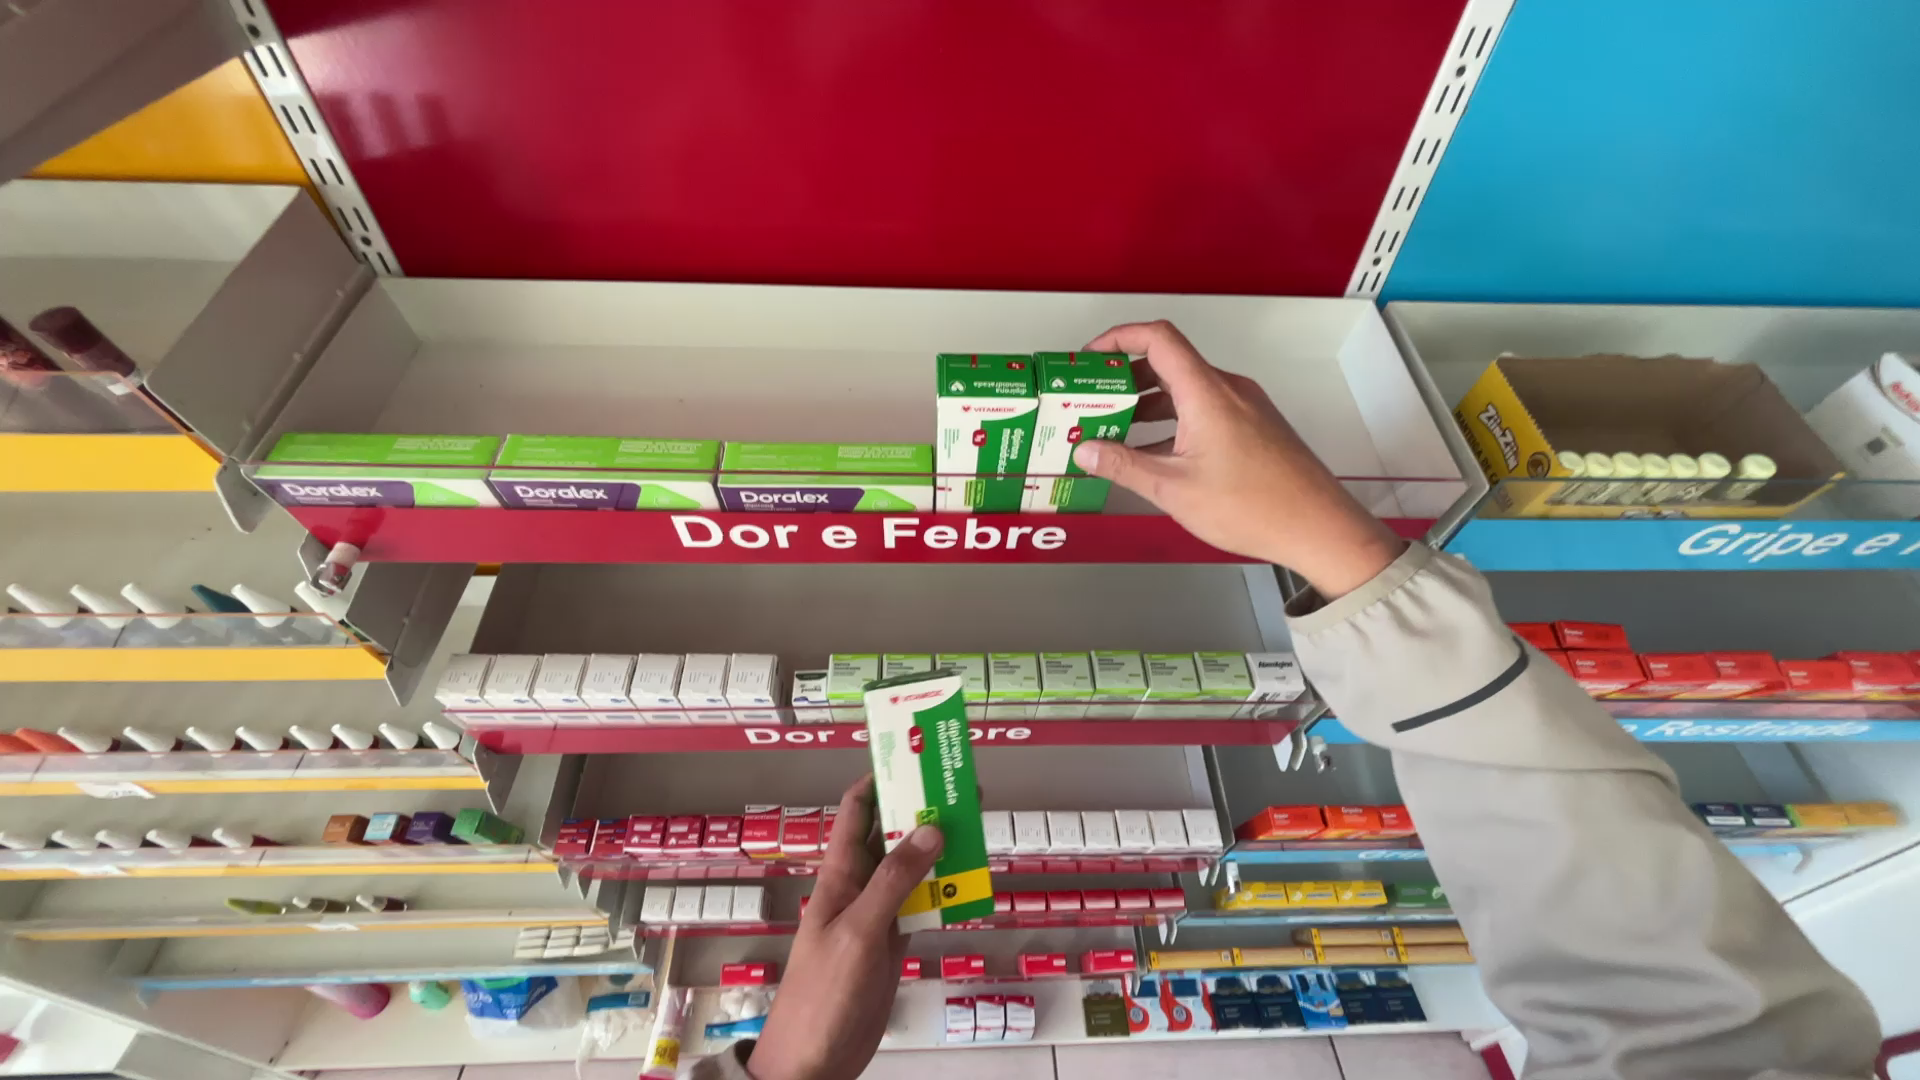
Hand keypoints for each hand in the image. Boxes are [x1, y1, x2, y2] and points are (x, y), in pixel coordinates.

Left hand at [748, 777, 942, 1079]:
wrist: (813, 1063)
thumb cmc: (823, 990)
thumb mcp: (859, 929)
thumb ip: (895, 881)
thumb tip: (932, 829)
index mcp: (840, 871)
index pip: (857, 809)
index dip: (880, 778)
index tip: (913, 757)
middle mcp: (860, 883)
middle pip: (893, 833)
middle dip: (922, 809)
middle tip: (962, 788)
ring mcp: (878, 912)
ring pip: (913, 867)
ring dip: (939, 848)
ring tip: (976, 827)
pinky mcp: (894, 941)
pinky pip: (923, 903)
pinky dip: (944, 890)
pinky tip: (969, 880)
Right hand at [1071, 320, 1404, 598]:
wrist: (1317, 528)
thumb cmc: (1251, 507)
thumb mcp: (1173, 489)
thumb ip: (1123, 466)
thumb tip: (1084, 452)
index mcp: (1206, 393)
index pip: (1158, 339)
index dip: (1118, 338)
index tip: (1090, 359)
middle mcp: (1227, 390)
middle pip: (1168, 363)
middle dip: (1124, 379)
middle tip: (1091, 401)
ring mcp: (1243, 407)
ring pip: (1184, 389)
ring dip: (1146, 404)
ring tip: (1112, 429)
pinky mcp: (1251, 426)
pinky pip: (1202, 409)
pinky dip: (1170, 421)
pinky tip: (1150, 452)